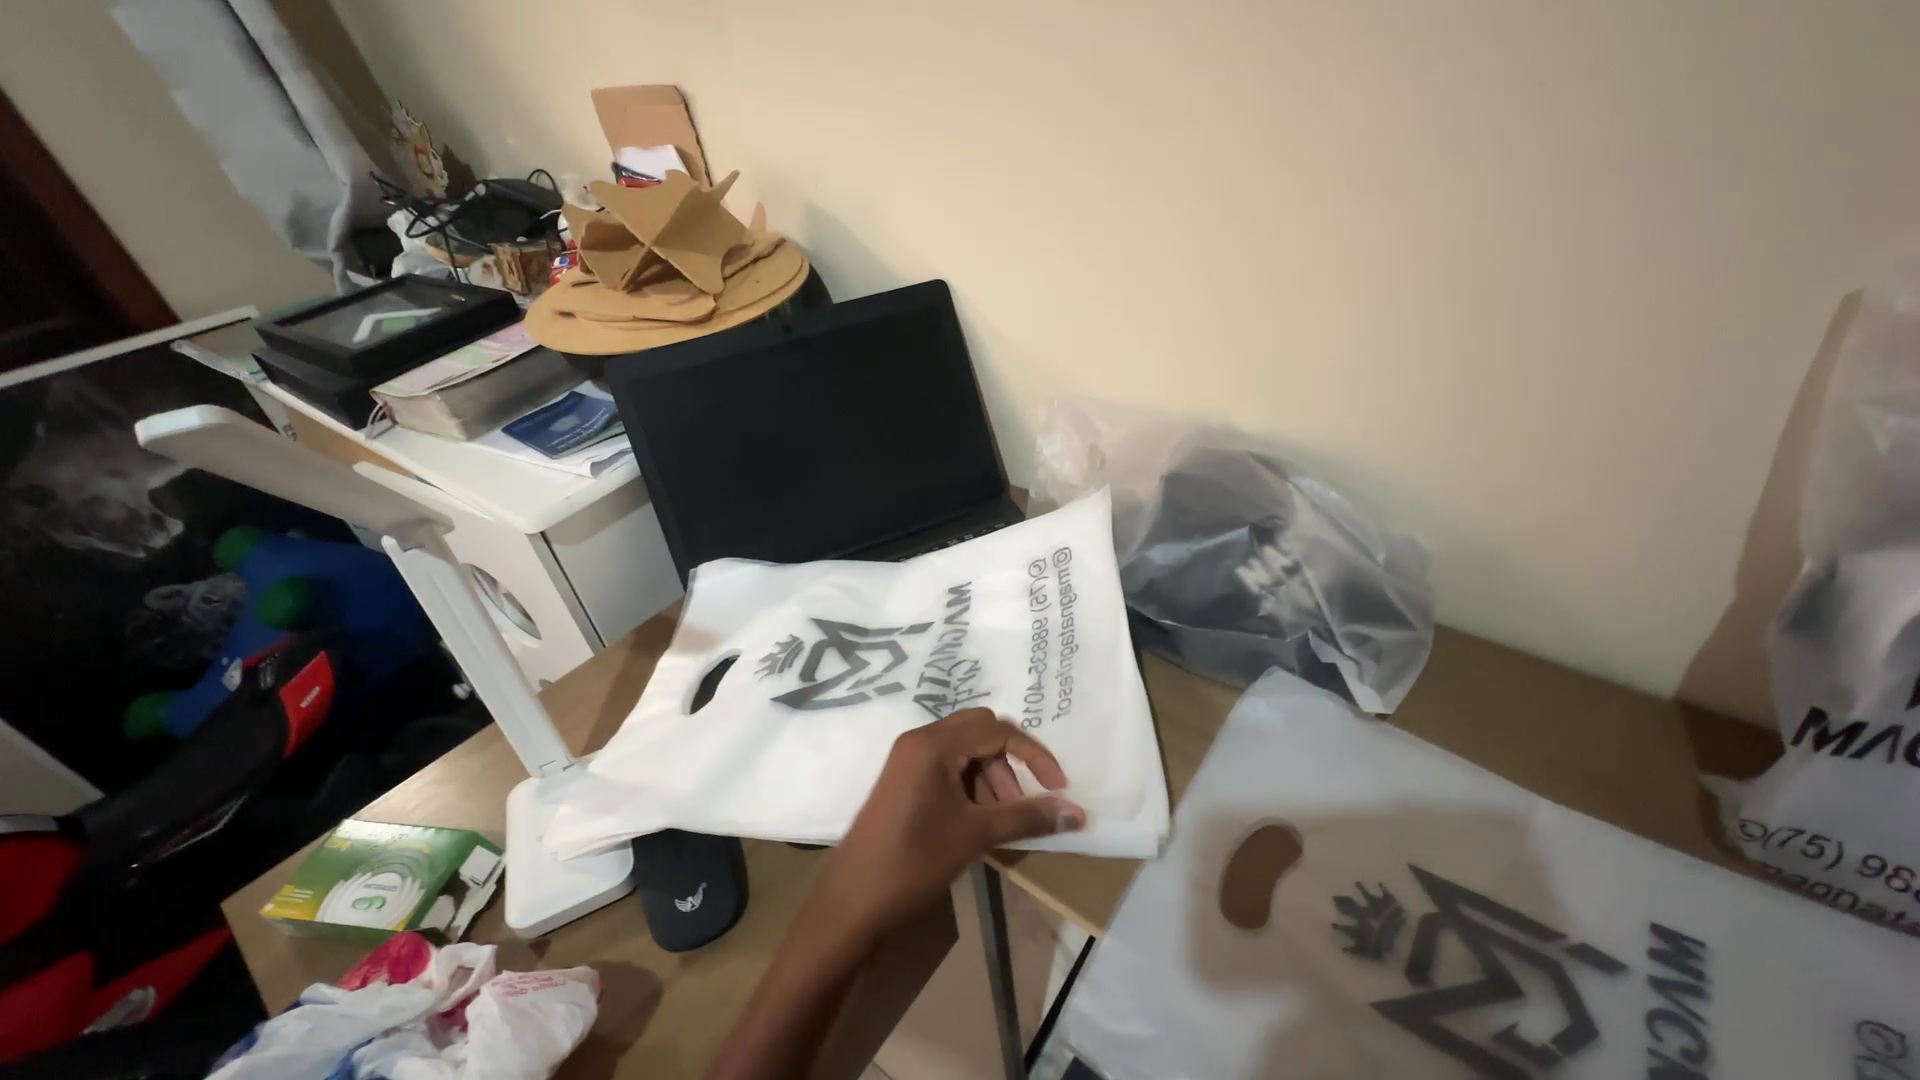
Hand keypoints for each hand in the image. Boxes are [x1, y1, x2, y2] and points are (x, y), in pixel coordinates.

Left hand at [813, 708, 1085, 932]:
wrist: (854, 898)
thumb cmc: (915, 860)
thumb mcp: (977, 836)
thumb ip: (1028, 817)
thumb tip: (1078, 813)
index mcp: (934, 744)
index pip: (997, 730)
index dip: (1034, 755)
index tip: (1058, 789)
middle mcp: (920, 741)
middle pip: (981, 732)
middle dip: (1009, 763)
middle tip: (1019, 804)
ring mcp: (908, 759)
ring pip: (965, 750)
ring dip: (991, 778)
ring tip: (998, 821)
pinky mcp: (904, 779)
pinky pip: (948, 766)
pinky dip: (971, 785)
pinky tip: (978, 821)